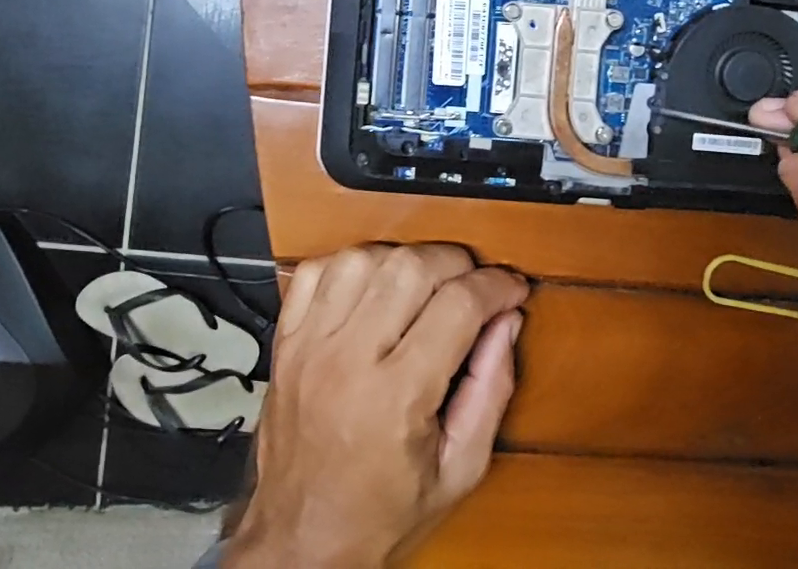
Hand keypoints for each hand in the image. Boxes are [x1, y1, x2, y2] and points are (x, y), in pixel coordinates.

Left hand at [226, 244, 528, 568]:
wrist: (302, 540)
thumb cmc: (380, 512)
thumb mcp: (459, 469)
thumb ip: (492, 389)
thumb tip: (507, 322)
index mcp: (395, 398)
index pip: (458, 305)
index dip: (497, 287)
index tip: (511, 290)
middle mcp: (347, 361)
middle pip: (411, 267)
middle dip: (458, 263)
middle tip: (475, 285)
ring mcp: (310, 346)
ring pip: (364, 257)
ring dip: (405, 259)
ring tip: (427, 284)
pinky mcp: (286, 341)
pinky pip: (314, 271)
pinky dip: (351, 264)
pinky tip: (374, 285)